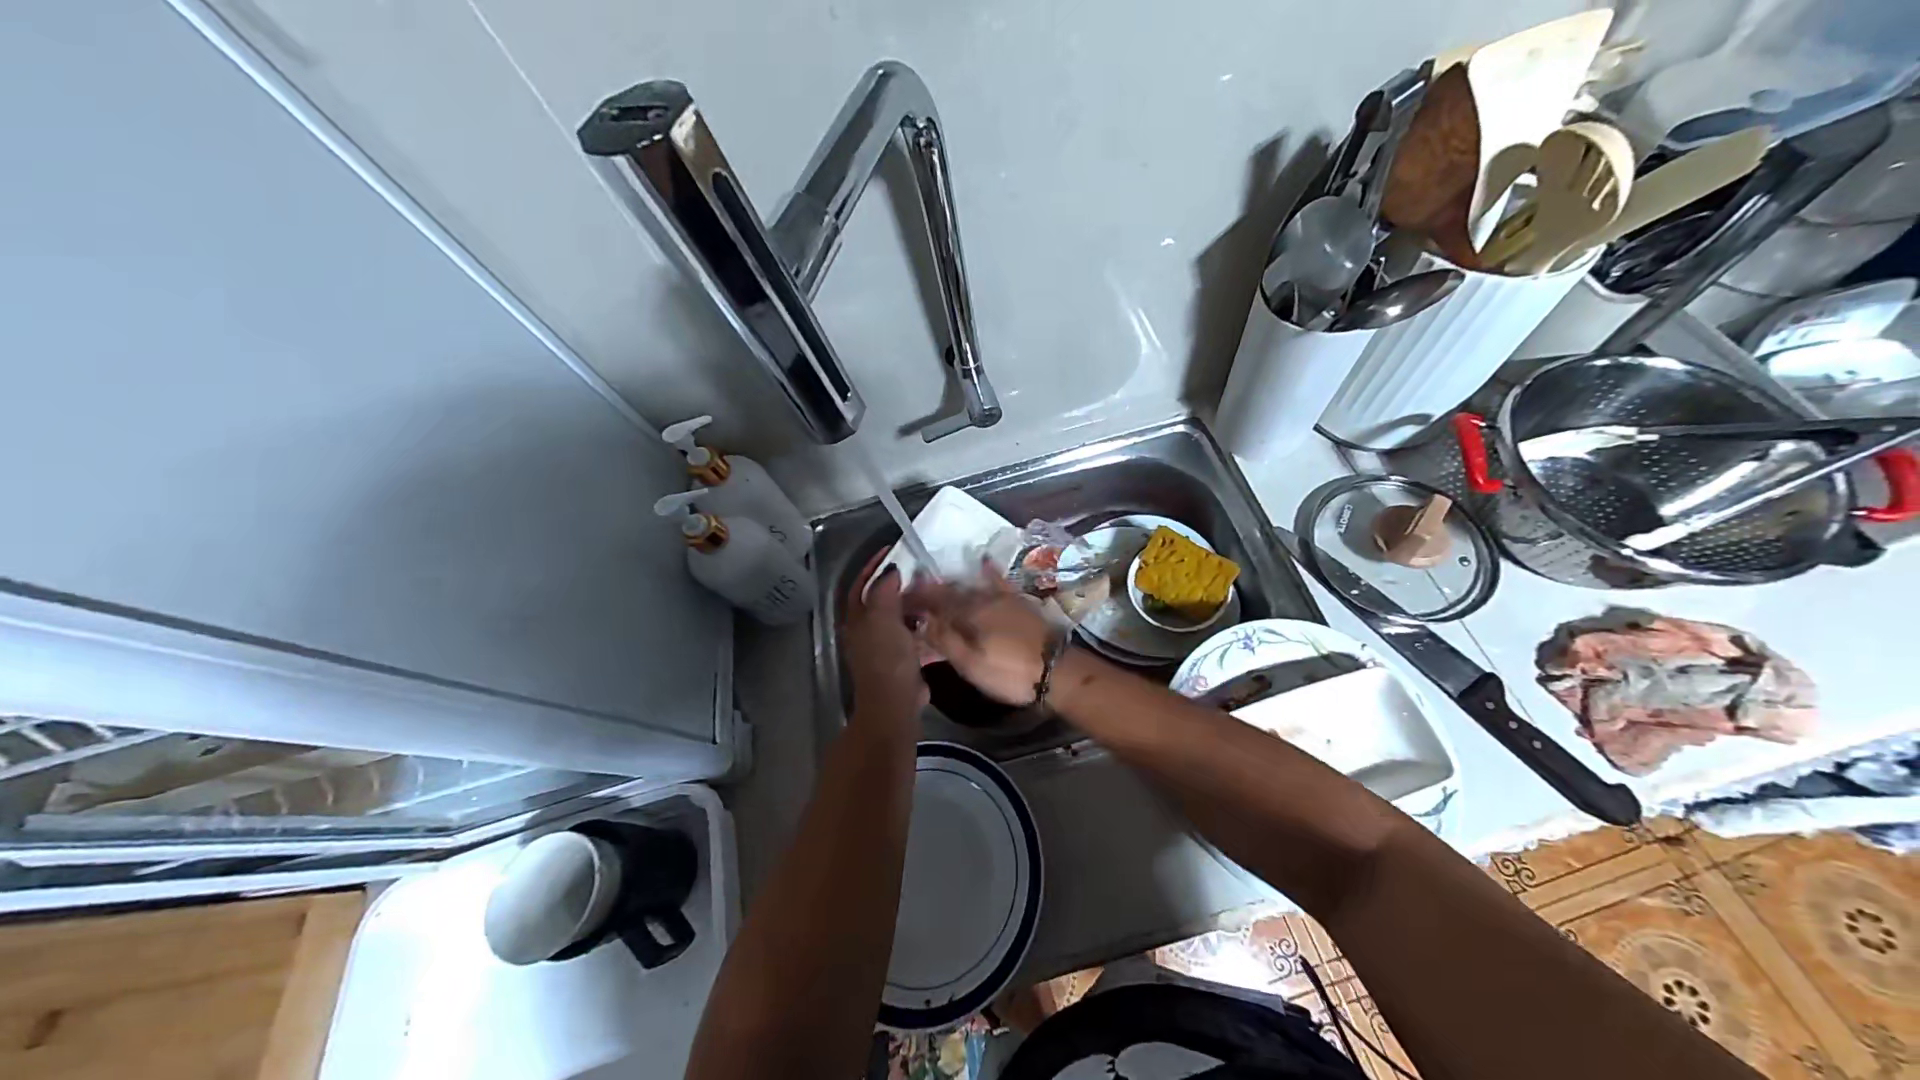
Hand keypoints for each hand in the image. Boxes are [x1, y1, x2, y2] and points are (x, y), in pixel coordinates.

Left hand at [842, 548, 929, 726]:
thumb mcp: (883, 618)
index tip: (891, 549)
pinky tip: (941, 621)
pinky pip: (915, 637)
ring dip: (915, 606)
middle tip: (920, 571)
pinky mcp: (902, 661)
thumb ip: (884, 591)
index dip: (873, 566)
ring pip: (900, 618)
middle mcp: (866, 631)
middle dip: (899, 585)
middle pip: (881, 600)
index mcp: (857, 619)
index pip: (861, 584)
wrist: (895, 702)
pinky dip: (926, 628)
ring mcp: (884, 648)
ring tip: (936, 593)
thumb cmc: (886, 657)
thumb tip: (891, 570)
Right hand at [906, 561, 1055, 705]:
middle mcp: (982, 598)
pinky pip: (999, 581)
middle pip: (950, 591)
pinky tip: (983, 561)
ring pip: (970, 586)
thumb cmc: (1009, 672)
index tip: (898, 602)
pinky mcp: (1020, 603)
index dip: (915, 600)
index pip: (933, 601)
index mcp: (967, 612)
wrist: (1058, 672)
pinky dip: (988, 571)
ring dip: (951, 585)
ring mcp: (1003, 598)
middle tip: (912, 597)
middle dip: (929, 592)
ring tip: (937, 586)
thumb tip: (919, 620)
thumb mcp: (970, 663)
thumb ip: (943, 639)